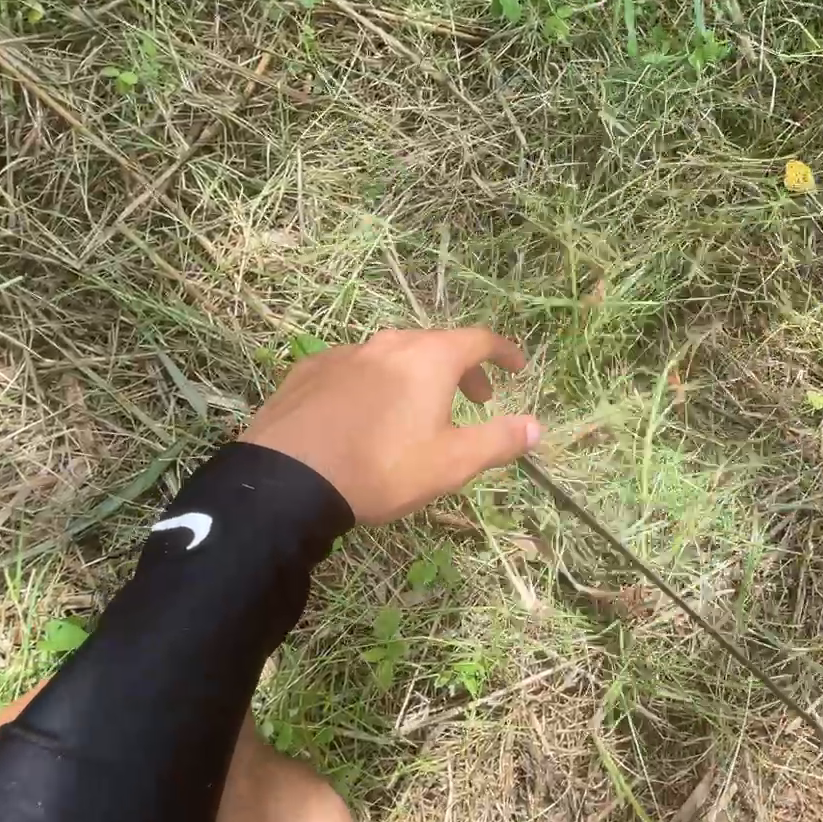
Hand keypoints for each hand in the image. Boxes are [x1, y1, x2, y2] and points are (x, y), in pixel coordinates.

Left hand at [240, 328, 540, 523]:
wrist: (285, 481)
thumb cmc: (382, 467)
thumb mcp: (451, 462)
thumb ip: (498, 441)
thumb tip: (537, 426)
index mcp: (429, 358)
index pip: (479, 340)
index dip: (504, 352)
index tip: (517, 368)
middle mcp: (389, 344)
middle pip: (437, 345)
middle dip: (463, 369)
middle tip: (475, 399)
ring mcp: (345, 354)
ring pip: (394, 355)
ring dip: (418, 375)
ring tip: (420, 408)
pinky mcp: (309, 371)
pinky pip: (356, 367)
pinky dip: (375, 382)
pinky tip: (365, 411)